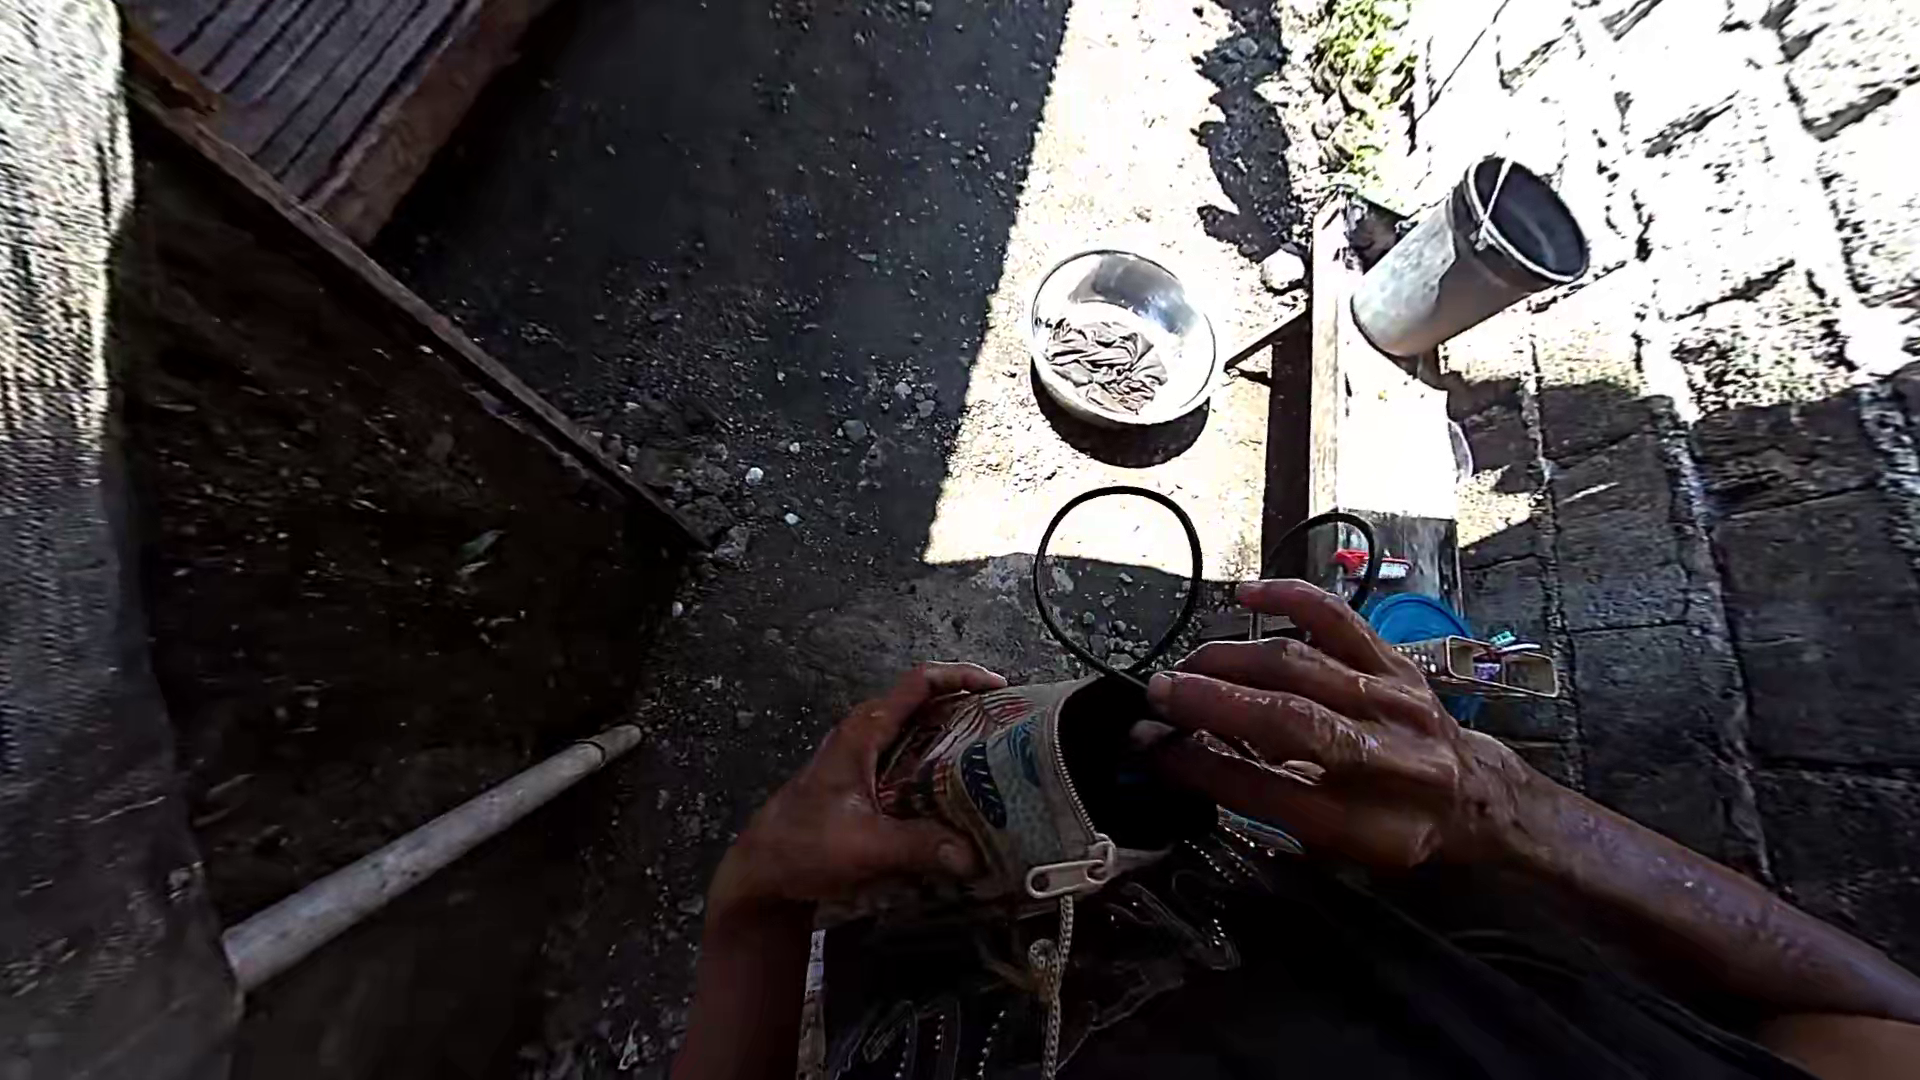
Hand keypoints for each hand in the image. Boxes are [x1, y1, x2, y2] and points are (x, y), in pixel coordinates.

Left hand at [708, 662, 1005, 913]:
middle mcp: (868, 730)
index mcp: (866, 728)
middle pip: (926, 700)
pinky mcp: (868, 776)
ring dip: (956, 733)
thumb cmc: (802, 845)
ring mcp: (866, 752)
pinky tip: (962, 787)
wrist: (762, 869)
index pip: (920, 681)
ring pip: (921, 728)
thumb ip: (918, 847)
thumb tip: (973, 854)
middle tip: (1008, 724)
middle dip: (968, 704)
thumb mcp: (863, 845)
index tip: (998, 687)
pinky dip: (941, 759)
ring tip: (996, 754)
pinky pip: (913, 754)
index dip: (961, 675)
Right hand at [1146, 580, 1542, 868]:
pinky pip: (1335, 616)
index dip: (1199, 763)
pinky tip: (1245, 595)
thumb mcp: (1325, 843)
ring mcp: (1393, 699)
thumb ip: (1250, 794)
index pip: (1268, 790)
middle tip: (1158, 692)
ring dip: (1227, 660)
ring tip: (1187, 668)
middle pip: (1287, 718)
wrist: (1477, 800)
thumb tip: (1172, 751)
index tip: (1153, 744)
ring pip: (1296, 663)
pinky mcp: (1393, 660)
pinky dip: (1286, 597)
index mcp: (1368, 825)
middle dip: (1209, 700)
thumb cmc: (1388, 826)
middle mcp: (1388, 759)